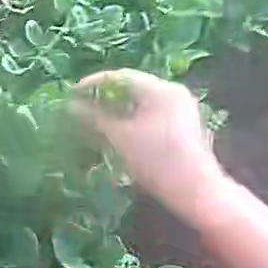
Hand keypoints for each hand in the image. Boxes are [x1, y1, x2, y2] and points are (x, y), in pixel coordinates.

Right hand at [71, 69, 226, 221]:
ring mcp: (183, 109)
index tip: (72, 94)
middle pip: (134, 86)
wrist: (196, 191)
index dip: (93, 83)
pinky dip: (134, 118)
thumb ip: (95, 118)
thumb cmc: (156, 161)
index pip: (121, 76)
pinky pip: (154, 114)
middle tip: (82, 106)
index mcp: (160, 89)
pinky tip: (120, 132)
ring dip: (119, 109)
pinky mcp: (186, 127)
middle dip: (106, 96)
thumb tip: (73, 106)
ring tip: (97, 119)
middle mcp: (174, 92)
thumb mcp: (120, 138)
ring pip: (144, 102)